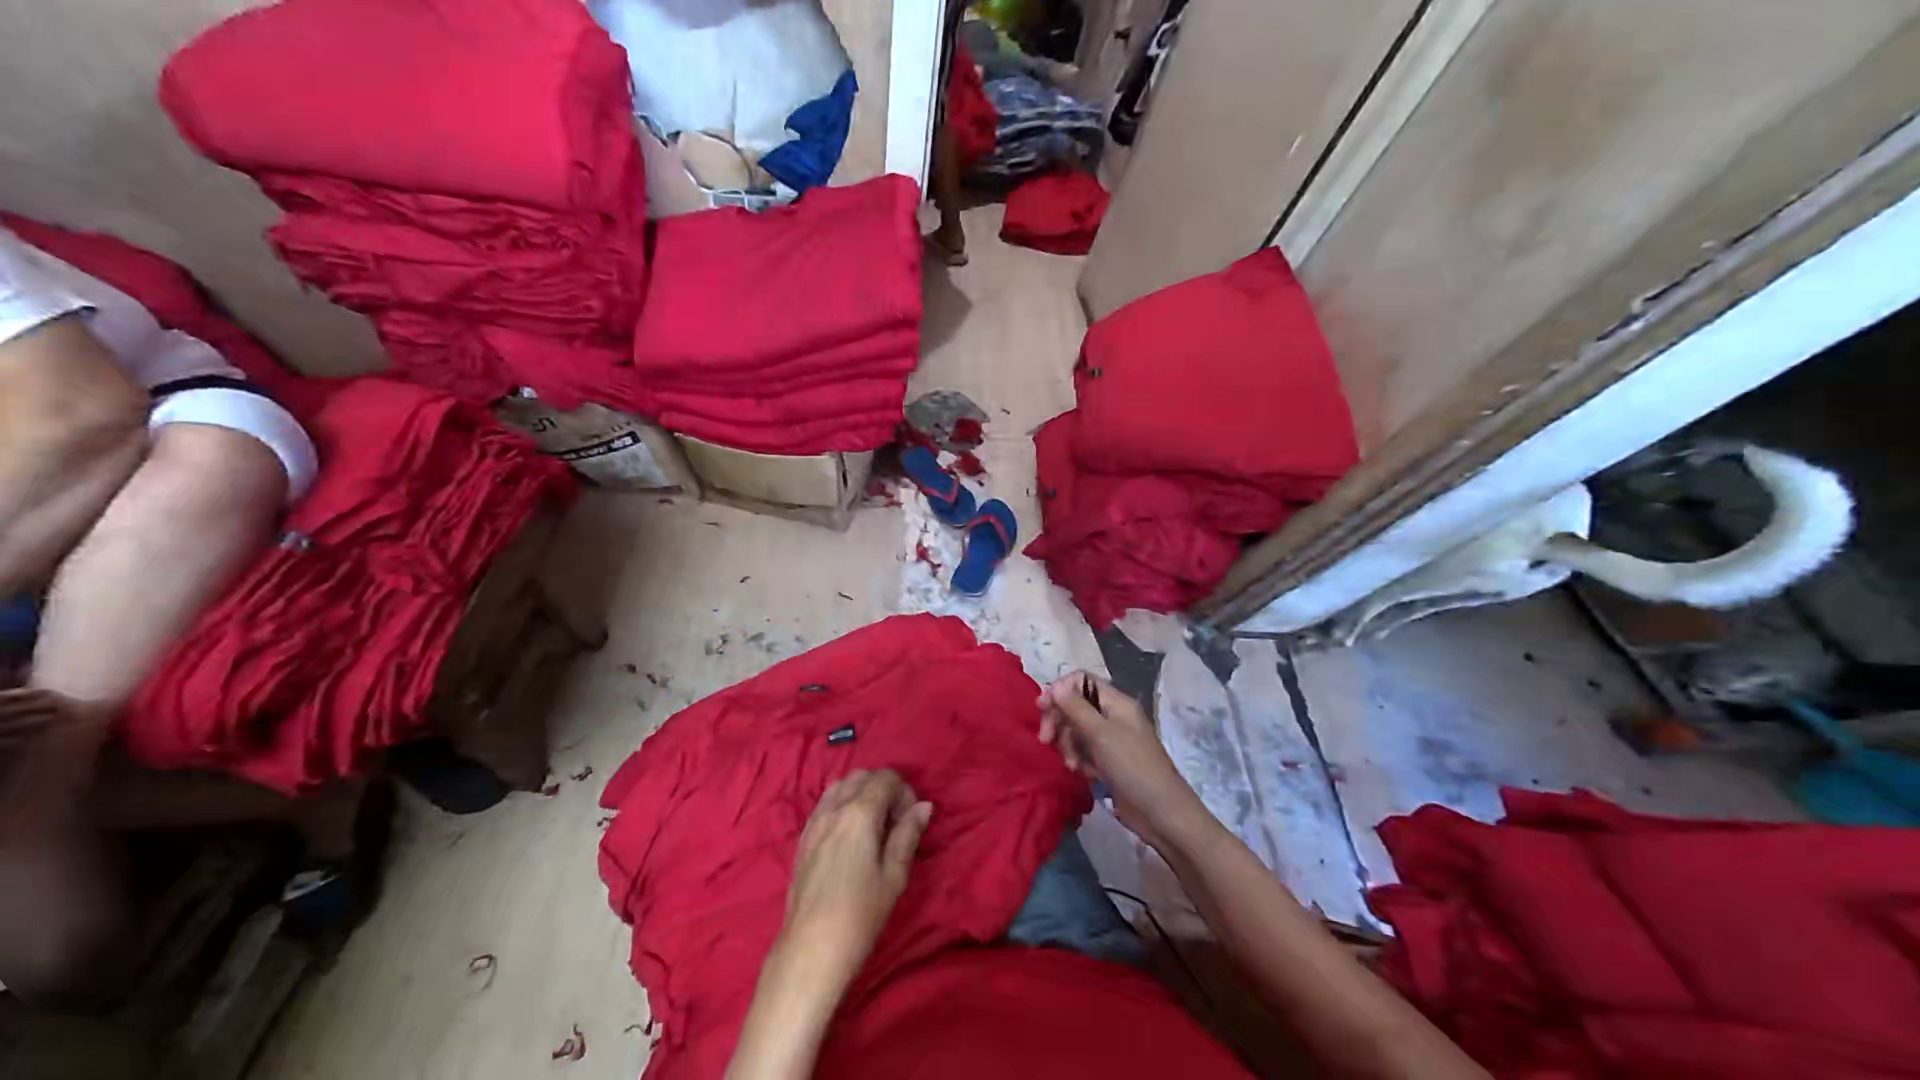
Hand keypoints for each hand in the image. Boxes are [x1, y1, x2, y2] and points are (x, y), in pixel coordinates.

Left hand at [778, 769, 932, 989]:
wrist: (810, 949)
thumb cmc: (860, 914)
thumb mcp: (894, 875)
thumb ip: (908, 834)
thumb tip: (923, 806)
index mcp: (859, 813)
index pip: (885, 777)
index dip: (904, 791)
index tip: (910, 820)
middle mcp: (834, 809)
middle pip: (861, 776)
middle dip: (882, 788)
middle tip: (895, 822)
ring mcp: (814, 823)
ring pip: (839, 787)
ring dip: (860, 795)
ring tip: (872, 829)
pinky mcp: (802, 839)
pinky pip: (824, 805)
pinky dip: (841, 807)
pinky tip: (849, 839)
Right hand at [1037, 673, 1213, 850]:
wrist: (1161, 813)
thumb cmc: (1132, 768)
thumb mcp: (1101, 734)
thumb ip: (1076, 708)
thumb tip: (1056, 686)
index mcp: (1117, 703)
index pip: (1081, 682)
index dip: (1060, 691)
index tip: (1042, 709)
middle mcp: (1114, 716)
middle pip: (1076, 706)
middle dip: (1059, 721)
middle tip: (1046, 741)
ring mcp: (1112, 740)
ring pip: (1077, 730)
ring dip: (1068, 745)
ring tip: (1073, 765)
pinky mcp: (1110, 762)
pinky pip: (1085, 751)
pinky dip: (1079, 759)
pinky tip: (1082, 773)